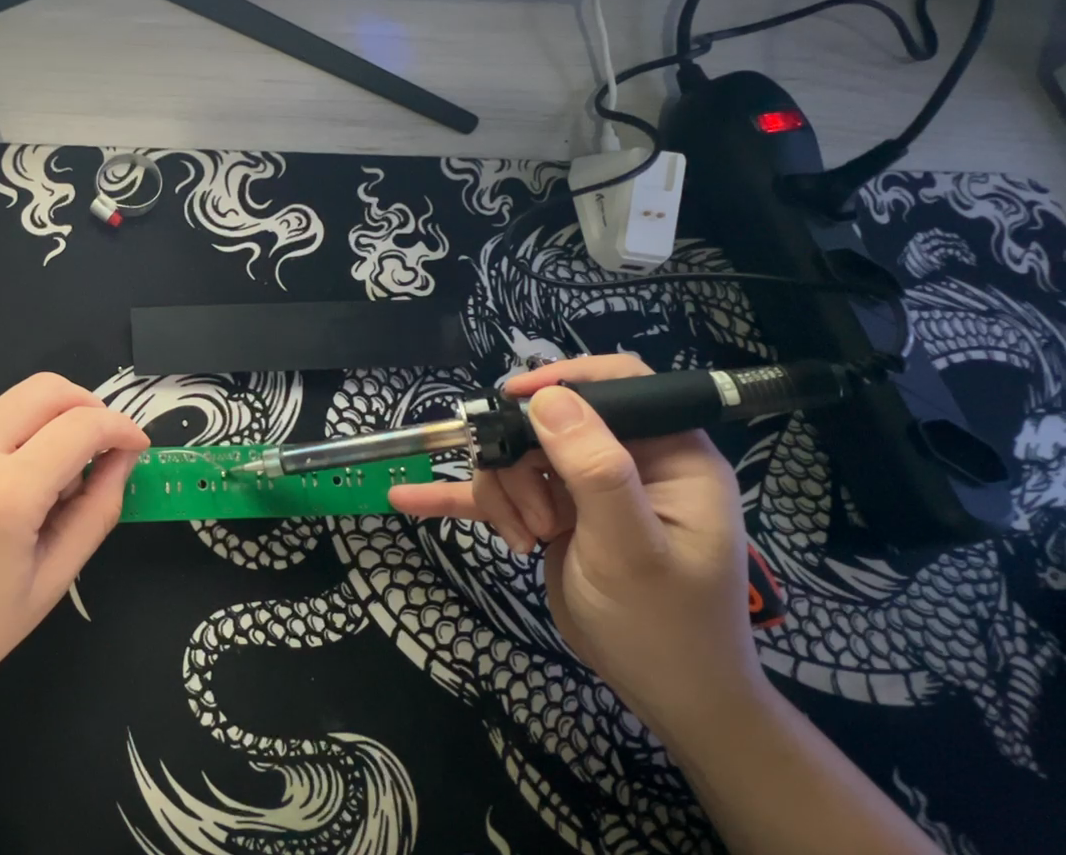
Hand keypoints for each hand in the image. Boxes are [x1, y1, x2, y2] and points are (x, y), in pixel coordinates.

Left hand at [0, 372, 149, 730]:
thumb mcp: (48, 584)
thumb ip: (96, 512)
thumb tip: (123, 461)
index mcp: (4, 494)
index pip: (82, 425)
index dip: (122, 428)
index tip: (138, 448)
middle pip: (46, 389)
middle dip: (89, 406)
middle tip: (106, 449)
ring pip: (14, 399)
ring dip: (51, 419)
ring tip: (60, 477)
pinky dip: (17, 432)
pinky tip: (20, 480)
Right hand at [389, 354, 766, 730]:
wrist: (666, 695)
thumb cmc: (664, 624)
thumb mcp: (630, 547)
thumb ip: (594, 469)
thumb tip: (547, 397)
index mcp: (670, 456)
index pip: (620, 387)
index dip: (564, 382)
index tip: (509, 402)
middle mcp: (627, 463)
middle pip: (547, 425)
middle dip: (520, 464)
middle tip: (530, 516)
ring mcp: (585, 492)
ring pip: (516, 460)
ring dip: (501, 496)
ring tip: (524, 540)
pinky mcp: (553, 517)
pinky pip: (499, 497)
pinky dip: (459, 499)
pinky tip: (408, 498)